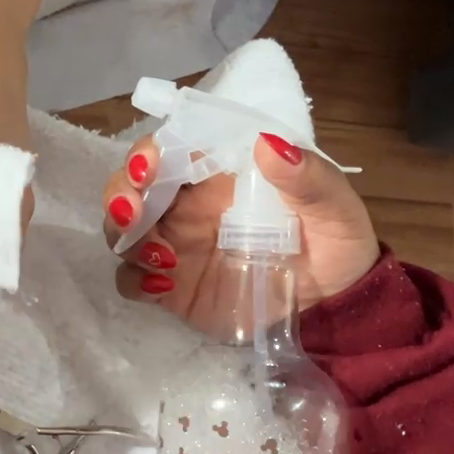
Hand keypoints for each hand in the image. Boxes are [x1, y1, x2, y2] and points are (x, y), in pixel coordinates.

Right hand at [100, 133, 380, 330]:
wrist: (335, 310)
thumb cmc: (334, 246)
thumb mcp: (335, 209)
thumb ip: (307, 177)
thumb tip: (269, 144)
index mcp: (216, 177)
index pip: (168, 150)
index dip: (146, 152)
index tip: (147, 167)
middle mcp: (184, 207)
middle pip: (129, 187)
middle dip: (118, 193)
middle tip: (130, 213)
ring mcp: (172, 246)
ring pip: (121, 231)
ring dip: (124, 238)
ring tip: (163, 258)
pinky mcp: (168, 288)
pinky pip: (130, 279)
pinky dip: (133, 281)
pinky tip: (161, 289)